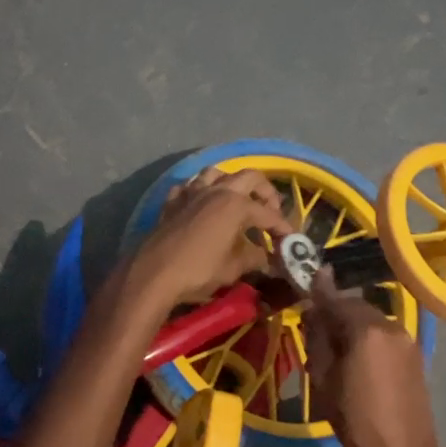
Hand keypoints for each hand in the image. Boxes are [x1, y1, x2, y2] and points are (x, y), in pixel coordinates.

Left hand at [128, 167, 294, 308]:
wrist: (155, 273)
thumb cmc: (199, 270)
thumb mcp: (234, 268)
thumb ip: (255, 257)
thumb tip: (267, 255)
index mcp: (236, 204)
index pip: (268, 214)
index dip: (282, 228)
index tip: (290, 240)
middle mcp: (216, 190)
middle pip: (249, 177)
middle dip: (265, 192)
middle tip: (270, 211)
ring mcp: (192, 192)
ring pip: (217, 173)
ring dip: (232, 182)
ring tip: (238, 199)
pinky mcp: (172, 201)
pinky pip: (190, 186)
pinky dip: (200, 191)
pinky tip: (202, 203)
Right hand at [303, 271, 445, 446]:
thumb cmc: (355, 420)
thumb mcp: (324, 378)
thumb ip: (318, 337)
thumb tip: (314, 309)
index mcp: (366, 328)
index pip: (335, 299)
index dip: (317, 290)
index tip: (305, 277)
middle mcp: (390, 325)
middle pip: (355, 307)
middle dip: (335, 311)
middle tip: (314, 328)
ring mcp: (407, 339)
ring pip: (371, 321)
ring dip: (352, 326)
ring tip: (335, 349)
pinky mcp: (415, 355)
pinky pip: (384, 336)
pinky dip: (368, 339)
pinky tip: (357, 360)